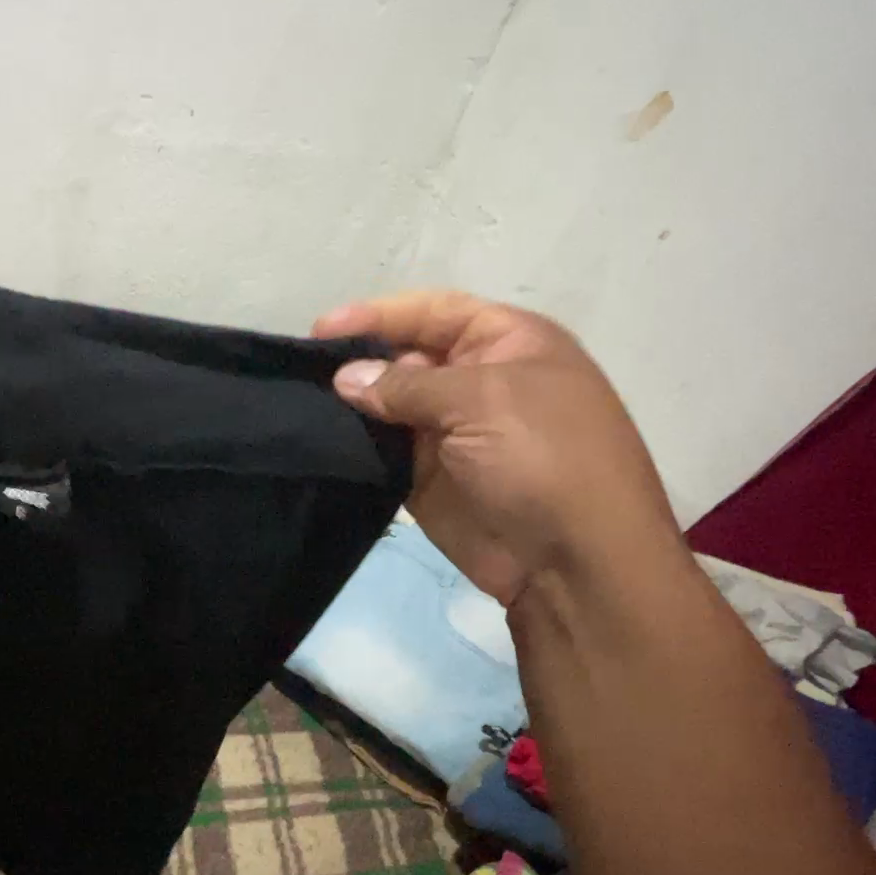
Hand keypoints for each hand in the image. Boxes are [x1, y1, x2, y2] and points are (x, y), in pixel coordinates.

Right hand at [313, 291, 681, 603]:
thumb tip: (345, 378)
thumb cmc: (542, 458)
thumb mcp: (480, 400)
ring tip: (303, 405)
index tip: (321, 329)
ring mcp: (450, 432)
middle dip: (359, 360)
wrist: (572, 562)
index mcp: (507, 345)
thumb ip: (406, 384)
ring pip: (388, 405)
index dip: (379, 314)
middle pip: (405, 356)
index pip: (434, 312)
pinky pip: (382, 452)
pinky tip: (322, 441)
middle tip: (306, 373)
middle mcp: (476, 382)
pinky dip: (356, 445)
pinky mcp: (426, 478)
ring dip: (351, 405)